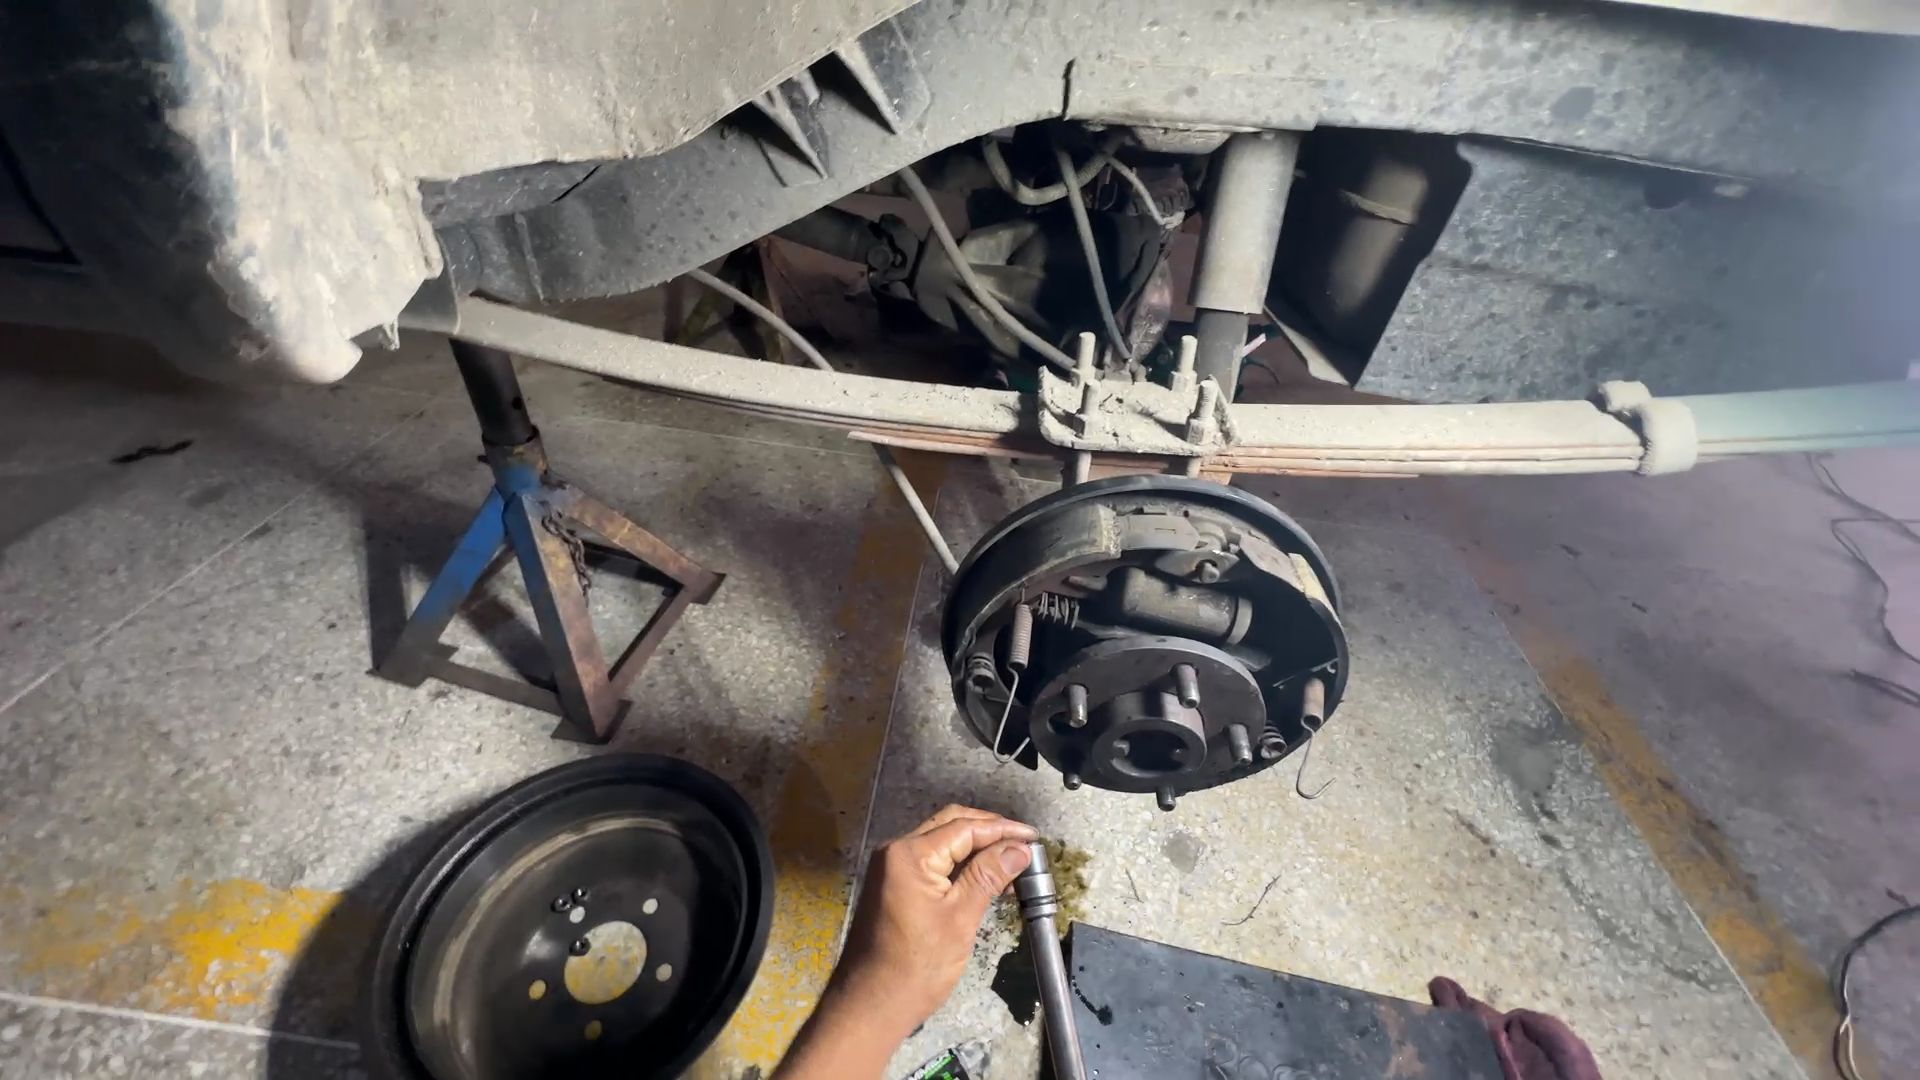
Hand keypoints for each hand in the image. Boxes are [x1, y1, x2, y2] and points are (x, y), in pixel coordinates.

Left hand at [829, 806, 1036, 1038]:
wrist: (871, 1006)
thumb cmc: (917, 967)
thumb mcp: (960, 918)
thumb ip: (988, 876)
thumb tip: (1019, 849)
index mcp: (910, 853)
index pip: (964, 828)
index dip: (1001, 829)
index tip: (1032, 836)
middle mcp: (897, 849)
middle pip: (951, 824)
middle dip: (988, 830)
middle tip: (1022, 843)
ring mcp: (892, 865)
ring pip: (942, 840)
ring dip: (975, 846)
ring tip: (1010, 859)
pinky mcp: (894, 882)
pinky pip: (932, 859)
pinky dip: (958, 862)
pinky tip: (983, 874)